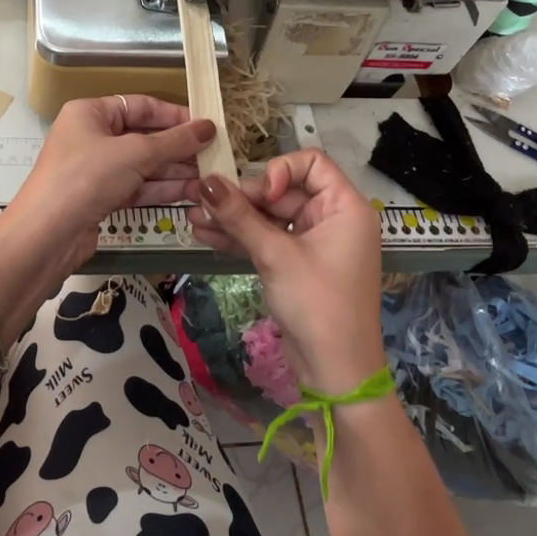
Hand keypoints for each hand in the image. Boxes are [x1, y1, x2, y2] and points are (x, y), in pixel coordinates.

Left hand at [3, 95, 215, 276]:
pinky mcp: (100, 198)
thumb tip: (209, 127)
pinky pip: (136, 187)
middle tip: (216, 155)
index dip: (175, 115)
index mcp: (90, 113)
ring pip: (142, 165)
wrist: (47, 235)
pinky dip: (161, 190)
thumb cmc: (87, 178)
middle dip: (179, 147)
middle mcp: (91, 137)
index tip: (208, 127)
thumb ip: (175, 141)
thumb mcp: (134, 153)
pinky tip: (192, 193)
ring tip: (211, 177)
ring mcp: (94, 170)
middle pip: (143, 136)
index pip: (140, 105)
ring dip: (175, 171)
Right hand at [184, 150, 385, 390]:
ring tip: (192, 218)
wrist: (335, 372)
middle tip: (200, 199)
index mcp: (344, 207)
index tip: (260, 194)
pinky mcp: (295, 265)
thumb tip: (205, 181)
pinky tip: (205, 235)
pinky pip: (266, 241)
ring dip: (233, 218)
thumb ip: (239, 216)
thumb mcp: (276, 256)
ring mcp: (312, 244)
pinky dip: (240, 239)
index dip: (280, 170)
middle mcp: (331, 219)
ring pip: (268, 218)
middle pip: (282, 191)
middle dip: (242, 197)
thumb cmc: (318, 304)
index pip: (312, 163)